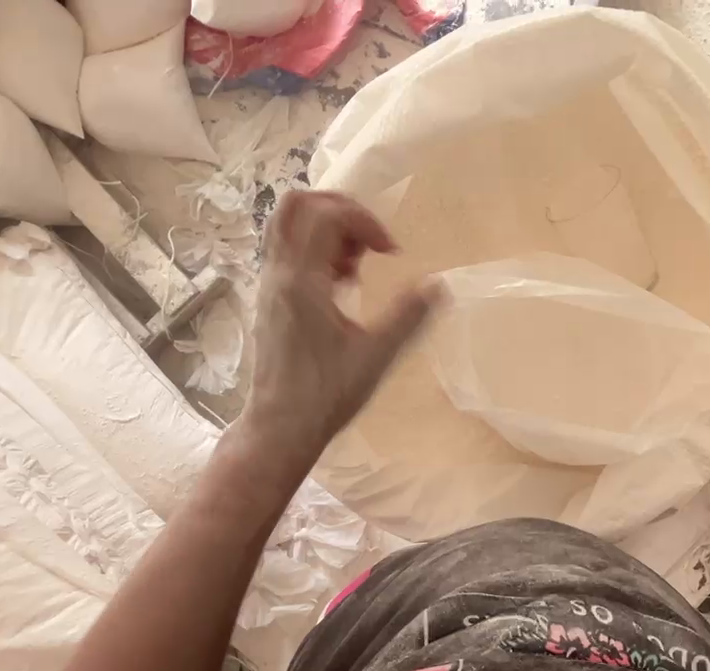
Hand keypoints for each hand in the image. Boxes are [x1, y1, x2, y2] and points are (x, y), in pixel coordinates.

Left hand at [245, 190, 443, 453]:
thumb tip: (440, 287)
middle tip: (371, 243)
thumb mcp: (376, 356)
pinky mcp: (270, 299)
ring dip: (327, 230)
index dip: (365, 221)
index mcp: (302, 279)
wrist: (280, 426)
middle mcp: (278, 272)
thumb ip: (408, 317)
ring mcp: (269, 284)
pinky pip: (288, 250)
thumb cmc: (327, 394)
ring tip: (359, 265)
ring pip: (289, 225)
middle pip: (298, 204)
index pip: (327, 215)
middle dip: (342, 211)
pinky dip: (317, 250)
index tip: (392, 253)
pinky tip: (342, 286)